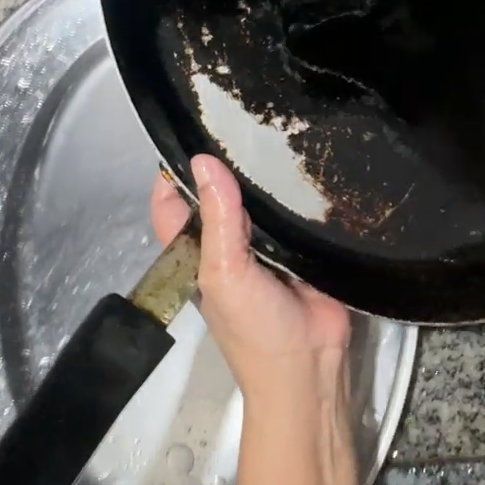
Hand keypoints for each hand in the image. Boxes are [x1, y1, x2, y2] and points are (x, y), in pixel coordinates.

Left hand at [151, 154, 351, 404]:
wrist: (309, 364)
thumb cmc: (254, 327)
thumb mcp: (224, 273)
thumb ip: (217, 219)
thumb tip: (203, 161)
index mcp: (196, 251)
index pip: (173, 204)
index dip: (175, 174)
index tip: (193, 133)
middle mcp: (228, 243)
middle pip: (219, 195)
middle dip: (228, 165)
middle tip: (247, 120)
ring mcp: (267, 244)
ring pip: (259, 200)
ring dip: (267, 175)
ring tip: (281, 130)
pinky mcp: (302, 246)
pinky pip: (296, 212)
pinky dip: (299, 192)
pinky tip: (311, 163)